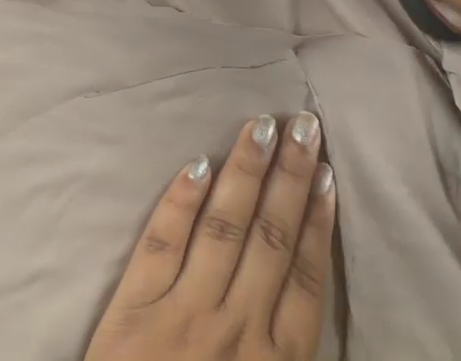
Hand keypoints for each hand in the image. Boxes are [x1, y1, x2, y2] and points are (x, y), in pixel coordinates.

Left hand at [85, 114, 333, 360]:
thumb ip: (285, 346)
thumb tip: (305, 292)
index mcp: (275, 359)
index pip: (306, 275)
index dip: (319, 221)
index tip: (327, 173)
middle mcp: (236, 327)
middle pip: (271, 238)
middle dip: (290, 177)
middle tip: (303, 123)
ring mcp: (183, 312)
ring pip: (223, 229)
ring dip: (245, 174)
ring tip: (261, 127)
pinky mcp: (132, 306)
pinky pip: (161, 243)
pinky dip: (181, 202)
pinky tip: (198, 164)